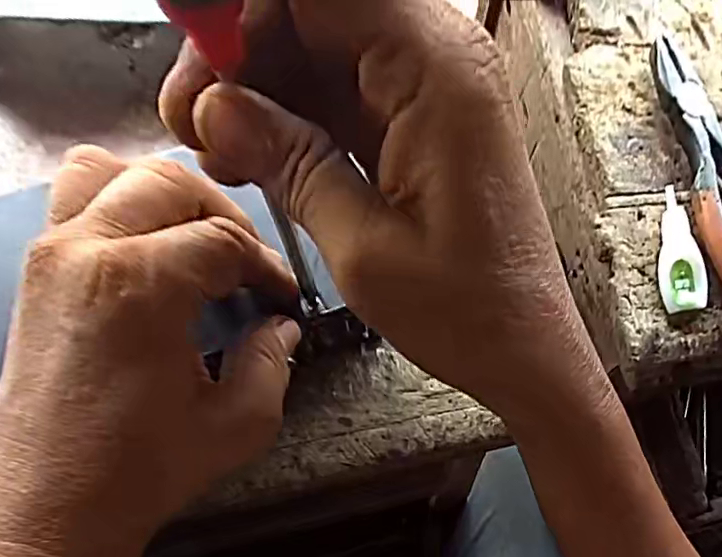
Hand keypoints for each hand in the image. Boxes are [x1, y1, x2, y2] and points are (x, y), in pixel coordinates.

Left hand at [0, 147, 299, 556]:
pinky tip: (157, 256)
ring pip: (108, 171)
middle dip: (226, 217)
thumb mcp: (239, 422)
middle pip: (167, 182)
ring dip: (166, 196)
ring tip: (202, 244)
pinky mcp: (34, 273)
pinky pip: (76, 201)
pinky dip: (123, 207)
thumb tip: (282, 326)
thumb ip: (270, 362)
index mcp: (140, 287)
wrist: (56, 499)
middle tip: (254, 264)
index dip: (269, 265)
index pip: (223, 240)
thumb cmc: (146, 467)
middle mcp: (85, 251)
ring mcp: (49, 255)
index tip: (285, 297)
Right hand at [156, 0, 613, 426]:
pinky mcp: (433, 134)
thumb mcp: (364, 249)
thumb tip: (213, 109)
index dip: (233, 8)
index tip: (190, 53)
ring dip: (264, 93)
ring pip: (323, 54)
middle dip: (239, 53)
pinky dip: (302, 122)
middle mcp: (445, 61)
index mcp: (437, 67)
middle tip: (189, 123)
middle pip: (310, 10)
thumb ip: (289, 164)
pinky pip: (350, 100)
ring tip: (217, 154)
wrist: (531, 357)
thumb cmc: (470, 318)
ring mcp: (441, 97)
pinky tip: (260, 162)